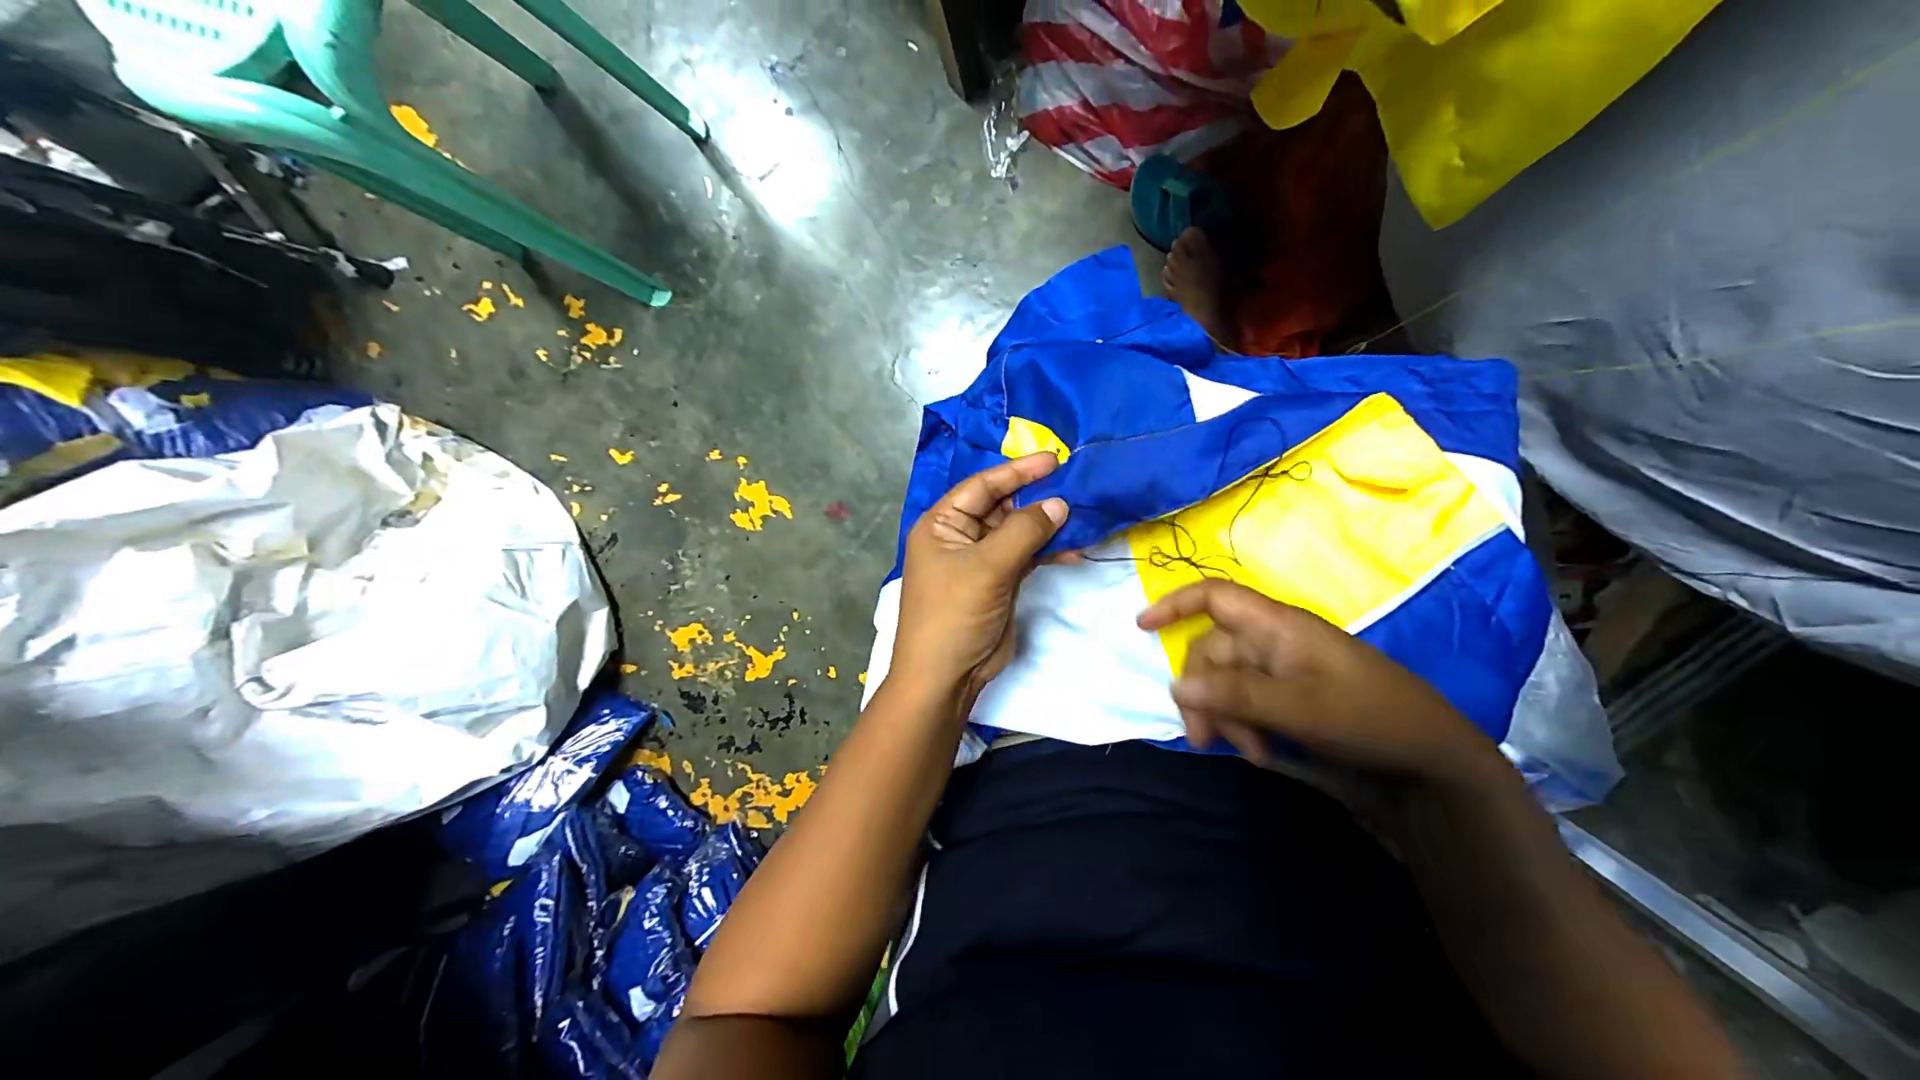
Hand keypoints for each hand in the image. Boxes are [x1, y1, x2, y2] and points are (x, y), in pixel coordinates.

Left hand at [891, 453, 1069, 708]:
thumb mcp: (987, 567)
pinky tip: (1075, 550)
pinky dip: (1048, 552)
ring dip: (1047, 526)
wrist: (946, 675)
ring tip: (1082, 518)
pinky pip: (1026, 556)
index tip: (1054, 459)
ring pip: (1018, 532)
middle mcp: (959, 536)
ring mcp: (980, 560)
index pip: (982, 486)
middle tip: (1076, 487)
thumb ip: (1024, 531)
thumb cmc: (954, 613)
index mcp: (942, 523)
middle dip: (1037, 498)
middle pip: (1002, 506)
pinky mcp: (999, 582)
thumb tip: (1059, 504)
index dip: (1017, 471)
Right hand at [1136, 580, 1501, 788]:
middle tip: (1205, 739)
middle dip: (1204, 693)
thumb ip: (1234, 694)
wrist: (1431, 760)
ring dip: (1226, 716)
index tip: (1141, 627)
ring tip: (1248, 751)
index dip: (1176, 604)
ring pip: (1226, 682)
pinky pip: (1247, 702)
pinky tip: (1261, 751)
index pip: (1215, 597)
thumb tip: (1175, 685)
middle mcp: (1274, 641)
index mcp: (1278, 625)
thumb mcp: (1300, 707)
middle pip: (1213, 651)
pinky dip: (1244, 725)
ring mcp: (1282, 670)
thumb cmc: (1369, 718)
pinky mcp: (1290, 697)